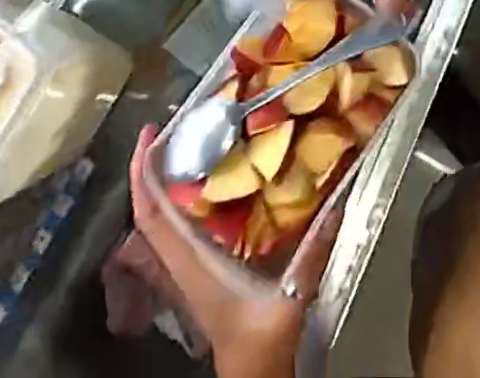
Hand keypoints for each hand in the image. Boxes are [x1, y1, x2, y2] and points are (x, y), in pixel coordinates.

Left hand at [128, 126, 339, 377]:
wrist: (252, 369)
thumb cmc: (262, 335)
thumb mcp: (290, 294)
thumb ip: (311, 252)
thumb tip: (334, 205)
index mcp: (192, 262)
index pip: (153, 213)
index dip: (144, 173)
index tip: (149, 135)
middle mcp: (180, 258)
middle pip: (149, 207)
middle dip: (150, 165)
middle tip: (167, 126)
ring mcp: (185, 263)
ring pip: (159, 215)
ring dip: (162, 179)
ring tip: (182, 142)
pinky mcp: (196, 264)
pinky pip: (176, 224)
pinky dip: (179, 196)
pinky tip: (204, 178)